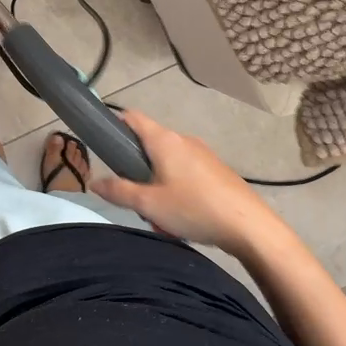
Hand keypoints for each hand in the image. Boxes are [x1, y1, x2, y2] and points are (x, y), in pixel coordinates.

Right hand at [90, 109, 293, 258]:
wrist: (251, 228)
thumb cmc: (194, 208)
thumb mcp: (148, 204)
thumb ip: (118, 191)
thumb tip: (94, 181)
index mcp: (164, 140)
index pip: (132, 117)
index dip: (114, 123)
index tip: (102, 143)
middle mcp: (184, 139)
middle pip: (150, 143)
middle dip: (136, 166)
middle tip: (132, 193)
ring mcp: (204, 154)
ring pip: (168, 161)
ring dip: (157, 181)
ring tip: (159, 212)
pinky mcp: (218, 170)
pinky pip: (187, 172)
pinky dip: (177, 187)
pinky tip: (183, 214)